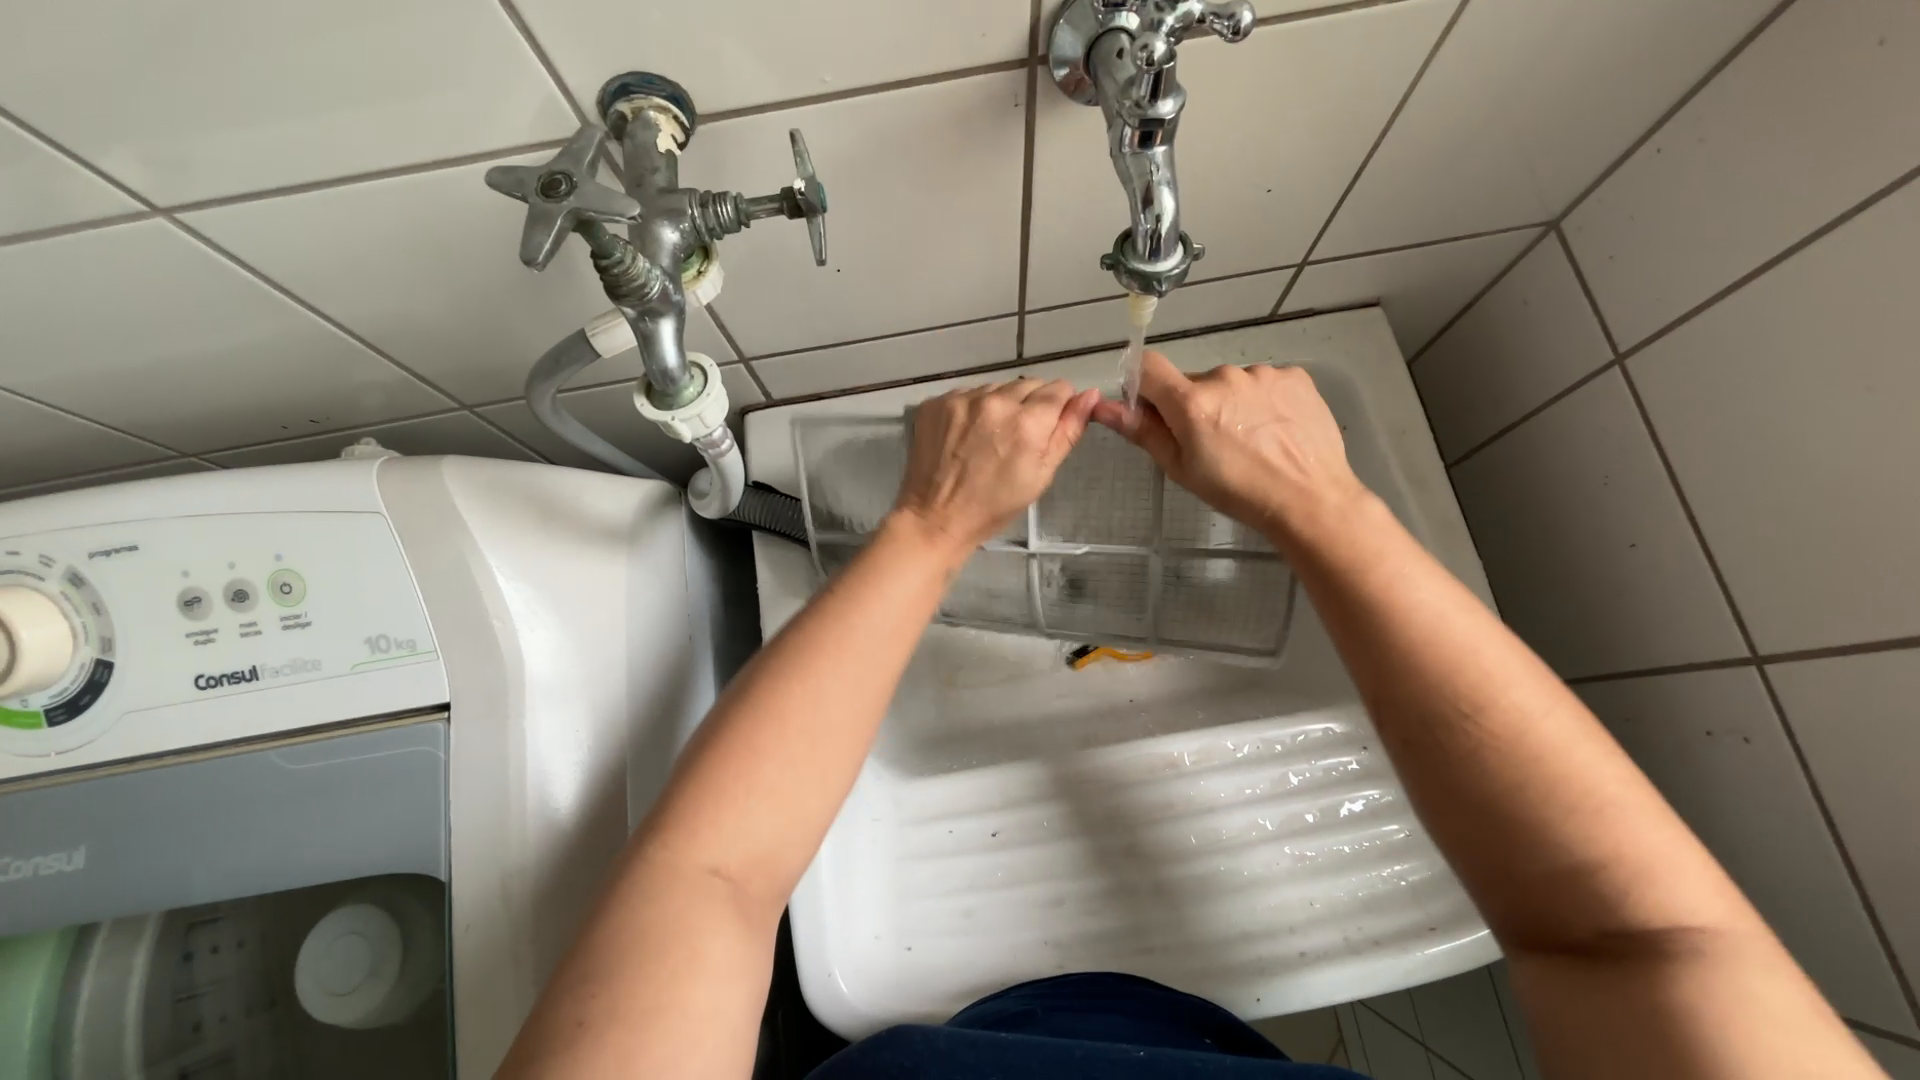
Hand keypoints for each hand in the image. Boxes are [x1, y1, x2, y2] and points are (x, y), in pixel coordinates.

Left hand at [892, 377, 1099, 557]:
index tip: (1047, 429)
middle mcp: (994, 401)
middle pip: (1027, 384)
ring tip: (988, 440)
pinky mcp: (936, 402)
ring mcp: (961, 399)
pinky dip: (971, 410)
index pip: (1059, 389)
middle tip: (1017, 440)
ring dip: (999, 406)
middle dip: (1029, 406)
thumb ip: (1067, 431)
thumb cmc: (994, 506)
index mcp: (1027, 422)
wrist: (936, 518)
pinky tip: (965, 437)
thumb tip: (1090, 395)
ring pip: (996, 388)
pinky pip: (967, 394)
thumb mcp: (1041, 475)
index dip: (1059, 407)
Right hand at [1091, 351, 1366, 545]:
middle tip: (1212, 444)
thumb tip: (1103, 407)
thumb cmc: (1238, 492)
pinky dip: (1262, 402)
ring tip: (1250, 441)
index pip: (1148, 366)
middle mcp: (1225, 377)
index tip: (1153, 410)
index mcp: (1191, 402)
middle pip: (1193, 382)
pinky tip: (1274, 430)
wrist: (1310, 499)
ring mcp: (1263, 374)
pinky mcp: (1294, 376)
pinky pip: (1264, 383)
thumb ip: (1144, 432)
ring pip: (1231, 384)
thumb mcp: (1182, 469)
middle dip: (1194, 406)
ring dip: (1231, 404)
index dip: (1144, 385)